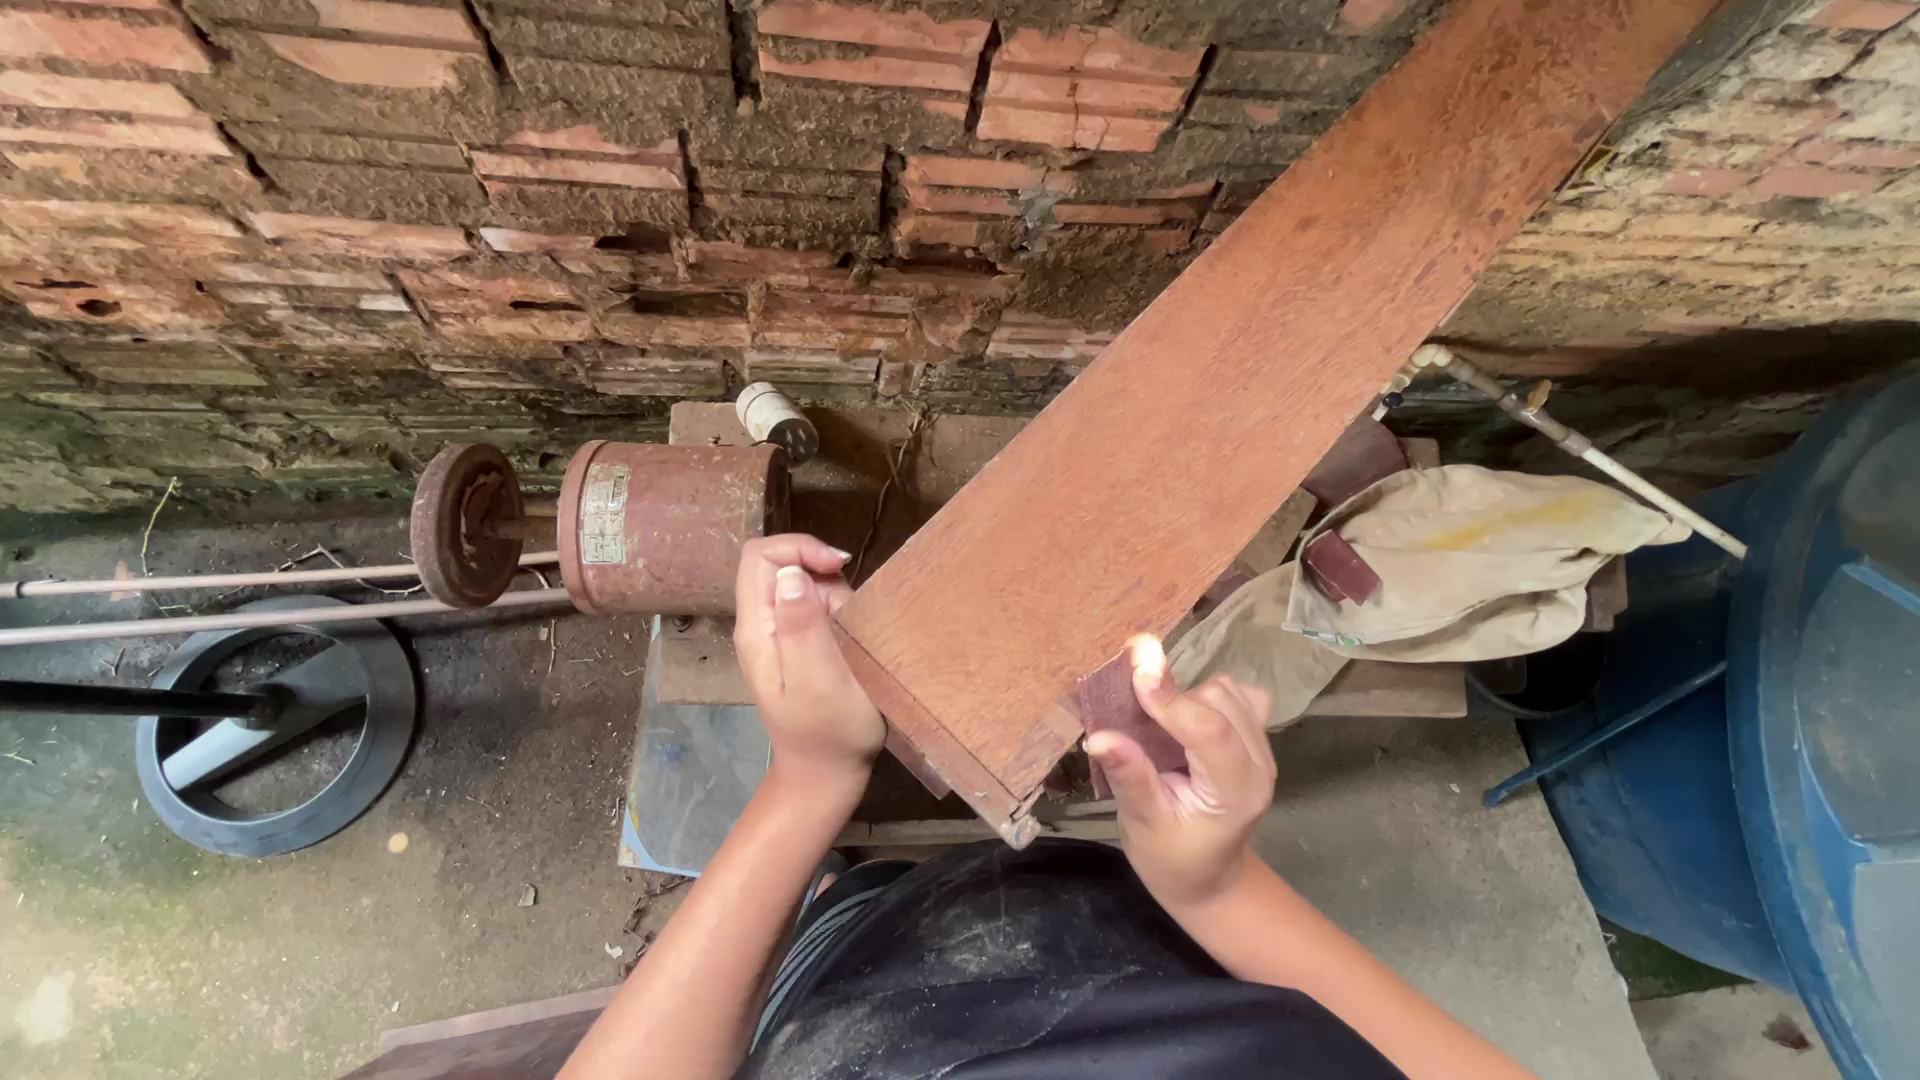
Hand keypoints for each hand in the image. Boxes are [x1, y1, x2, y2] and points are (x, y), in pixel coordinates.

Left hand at [732, 534, 886, 790]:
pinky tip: (850, 644)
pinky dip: (840, 611)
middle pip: (783, 563)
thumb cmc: (828, 733)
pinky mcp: (800, 642)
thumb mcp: (819, 681)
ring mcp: (780, 633)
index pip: (761, 556)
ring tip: (851, 638)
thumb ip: (803, 626)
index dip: (798, 548)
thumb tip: (791, 573)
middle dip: (823, 574)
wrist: (826, 775)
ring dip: (836, 596)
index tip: (837, 569)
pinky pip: (818, 605)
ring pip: (805, 582)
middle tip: (848, 613)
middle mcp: (762, 624)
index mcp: (757, 630)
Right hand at [1085, 634, 1275, 911]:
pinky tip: (1183, 715)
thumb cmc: (1171, 856)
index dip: (1172, 699)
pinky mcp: (1255, 734)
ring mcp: (1262, 746)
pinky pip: (1235, 692)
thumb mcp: (1142, 824)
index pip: (1211, 732)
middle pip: (1218, 702)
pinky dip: (1204, 692)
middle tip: (1131, 705)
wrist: (1206, 873)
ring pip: (1226, 689)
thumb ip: (1128, 777)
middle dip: (1172, 696)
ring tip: (1156, 721)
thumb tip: (1098, 737)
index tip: (1135, 672)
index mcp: (1236, 793)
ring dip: (1185, 693)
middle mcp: (1259, 764)